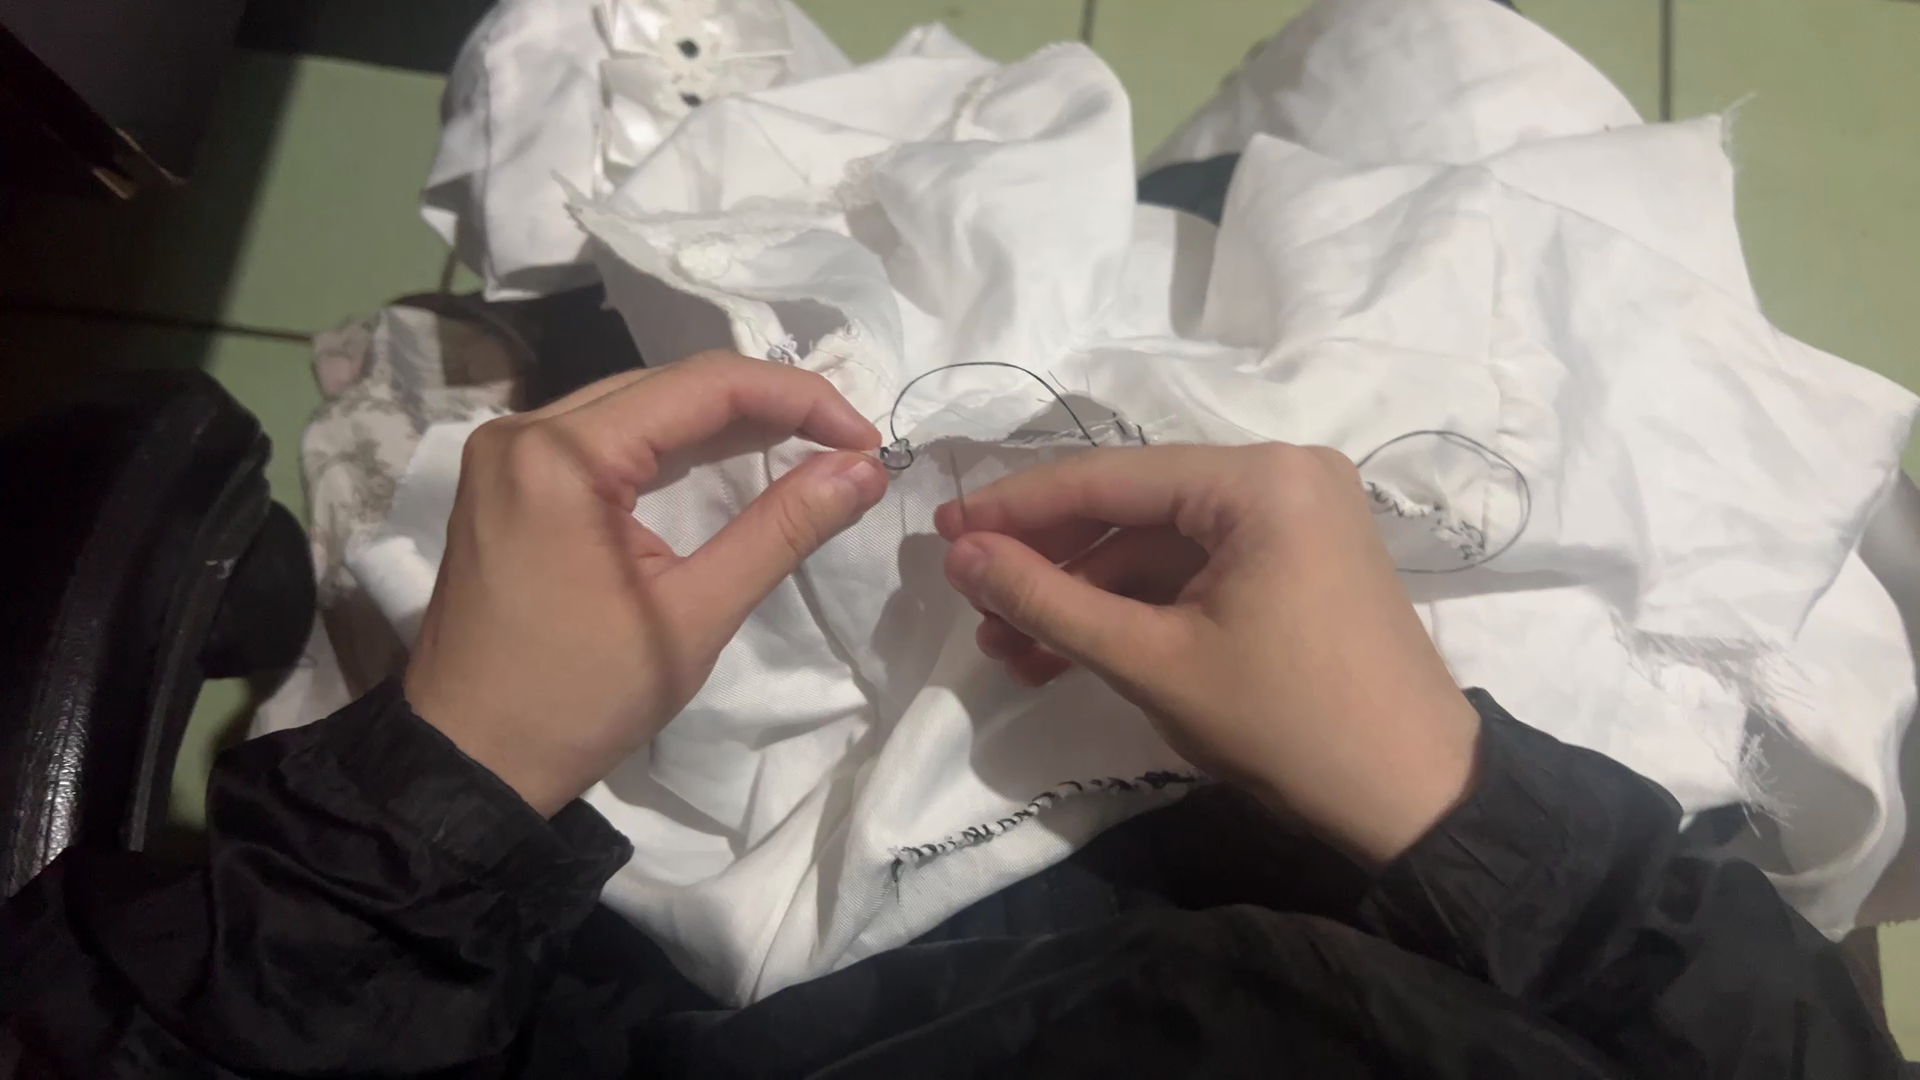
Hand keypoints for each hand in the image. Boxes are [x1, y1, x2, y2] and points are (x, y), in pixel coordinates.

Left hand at [404, 353, 887, 815]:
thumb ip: (784, 530)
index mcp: (564, 456)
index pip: (706, 386)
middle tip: (845, 445)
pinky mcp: (519, 479)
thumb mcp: (697, 614)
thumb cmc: (582, 699)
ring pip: (649, 405)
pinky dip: (687, 445)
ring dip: (733, 422)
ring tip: (809, 447)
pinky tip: (735, 462)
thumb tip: (864, 470)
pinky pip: (619, 436)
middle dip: (773, 406)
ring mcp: (516, 452)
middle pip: (675, 385)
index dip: (800, 399)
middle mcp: (530, 431)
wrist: (470, 763)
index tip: (864, 439)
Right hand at [936, 443, 1479, 863]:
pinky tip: (1063, 653)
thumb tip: (961, 556)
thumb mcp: (1149, 660)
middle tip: (971, 596)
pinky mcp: (1282, 563)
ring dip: (1079, 596)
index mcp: (1258, 480)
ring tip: (1006, 647)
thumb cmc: (1286, 724)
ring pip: (1149, 548)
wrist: (1414, 808)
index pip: (1108, 477)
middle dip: (1046, 562)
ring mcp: (1284, 520)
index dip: (1016, 507)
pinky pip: (1183, 574)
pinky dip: (1126, 611)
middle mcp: (1275, 478)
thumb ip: (1046, 600)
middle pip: (1128, 510)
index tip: (946, 531)